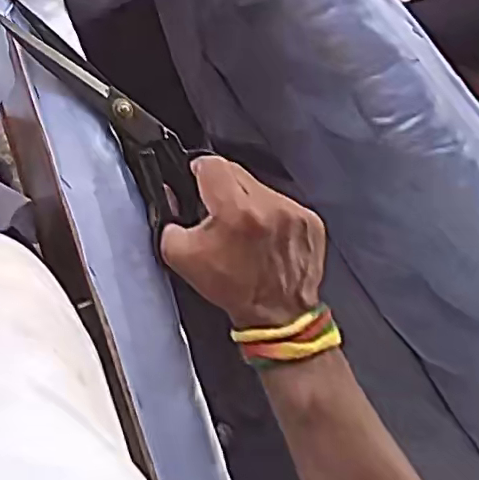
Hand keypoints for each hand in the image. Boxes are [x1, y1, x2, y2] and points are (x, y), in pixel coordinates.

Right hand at [159, 155, 325, 328]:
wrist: (278, 316)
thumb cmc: (232, 287)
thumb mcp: (179, 254)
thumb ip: (167, 217)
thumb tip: (170, 193)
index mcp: (236, 211)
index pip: (212, 164)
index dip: (197, 171)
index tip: (195, 181)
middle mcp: (269, 206)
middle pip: (234, 170)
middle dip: (220, 185)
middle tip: (215, 209)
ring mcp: (294, 213)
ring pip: (257, 184)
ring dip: (245, 197)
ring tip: (240, 225)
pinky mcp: (310, 221)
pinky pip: (279, 200)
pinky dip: (267, 211)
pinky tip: (261, 232)